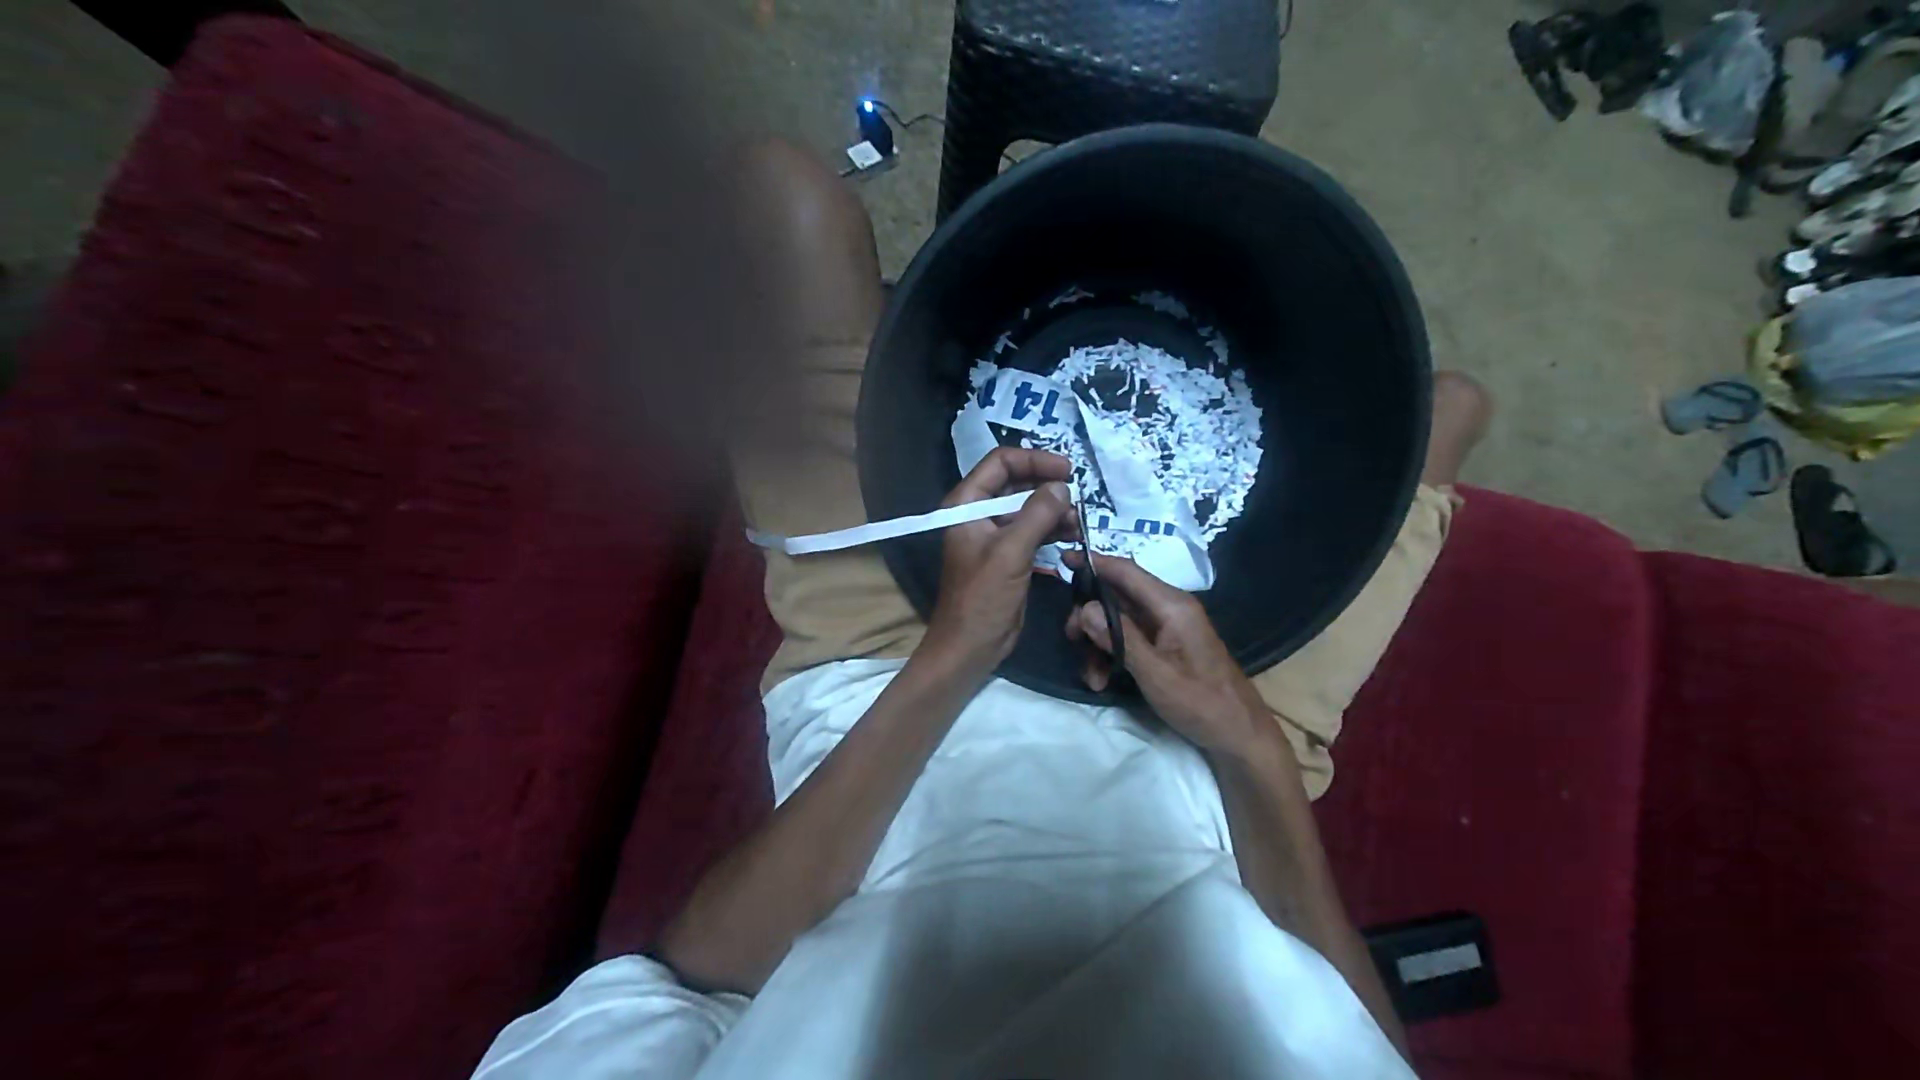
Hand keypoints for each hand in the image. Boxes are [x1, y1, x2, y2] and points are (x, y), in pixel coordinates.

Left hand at [922, 448, 1075, 679]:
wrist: (970, 645)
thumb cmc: (982, 597)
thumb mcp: (1011, 552)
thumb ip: (1037, 515)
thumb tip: (1062, 486)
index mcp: (966, 505)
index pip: (1000, 463)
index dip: (1034, 460)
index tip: (1067, 470)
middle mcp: (978, 514)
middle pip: (1016, 483)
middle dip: (1047, 486)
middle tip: (1078, 496)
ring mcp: (994, 535)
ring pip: (1028, 508)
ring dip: (1054, 510)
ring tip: (1078, 521)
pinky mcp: (1009, 555)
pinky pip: (1033, 531)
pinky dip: (1052, 529)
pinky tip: (1073, 534)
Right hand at [1064, 552, 1280, 759]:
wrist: (1239, 735)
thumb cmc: (1201, 703)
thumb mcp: (1156, 674)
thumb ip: (1120, 638)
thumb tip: (1085, 607)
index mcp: (1172, 606)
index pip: (1126, 571)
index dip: (1094, 562)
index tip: (1062, 558)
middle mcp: (1169, 608)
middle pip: (1117, 596)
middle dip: (1089, 616)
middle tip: (1070, 638)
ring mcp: (1167, 627)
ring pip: (1118, 620)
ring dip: (1098, 644)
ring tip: (1091, 676)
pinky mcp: (1165, 645)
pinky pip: (1129, 638)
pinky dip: (1112, 655)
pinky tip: (1103, 680)